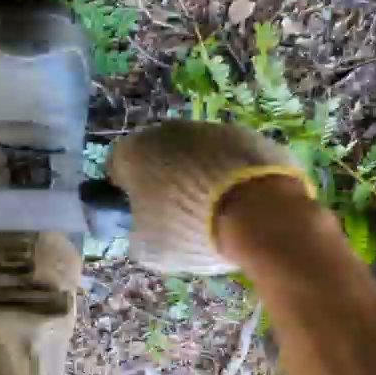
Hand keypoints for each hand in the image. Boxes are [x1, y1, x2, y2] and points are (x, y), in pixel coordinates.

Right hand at [107, 120, 311, 273]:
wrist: (256, 211)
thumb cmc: (190, 229)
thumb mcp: (151, 247)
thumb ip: (139, 230)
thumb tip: (144, 227)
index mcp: (134, 153)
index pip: (119, 165)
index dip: (127, 190)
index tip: (140, 211)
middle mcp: (168, 130)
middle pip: (160, 155)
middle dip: (166, 179)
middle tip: (180, 213)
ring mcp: (210, 128)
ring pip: (197, 152)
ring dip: (201, 173)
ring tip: (219, 209)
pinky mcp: (246, 133)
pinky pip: (230, 155)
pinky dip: (233, 172)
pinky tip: (244, 199)